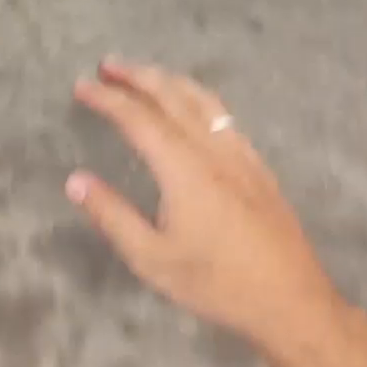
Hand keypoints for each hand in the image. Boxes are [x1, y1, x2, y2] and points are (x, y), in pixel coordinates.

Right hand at [67, 59, 345, 357]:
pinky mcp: (259, 167)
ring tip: (146, 74)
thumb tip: (76, 180)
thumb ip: (112, 215)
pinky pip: (225, 116)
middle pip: (173, 97)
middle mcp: (214, 152)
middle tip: (108, 65)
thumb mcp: (151, 259)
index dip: (107, 99)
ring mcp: (242, 156)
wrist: (291, 301)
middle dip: (138, 75)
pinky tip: (195, 108)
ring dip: (170, 81)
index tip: (82, 86)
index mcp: (184, 170)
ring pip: (204, 101)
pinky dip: (199, 99)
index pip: (138, 119)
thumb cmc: (215, 284)